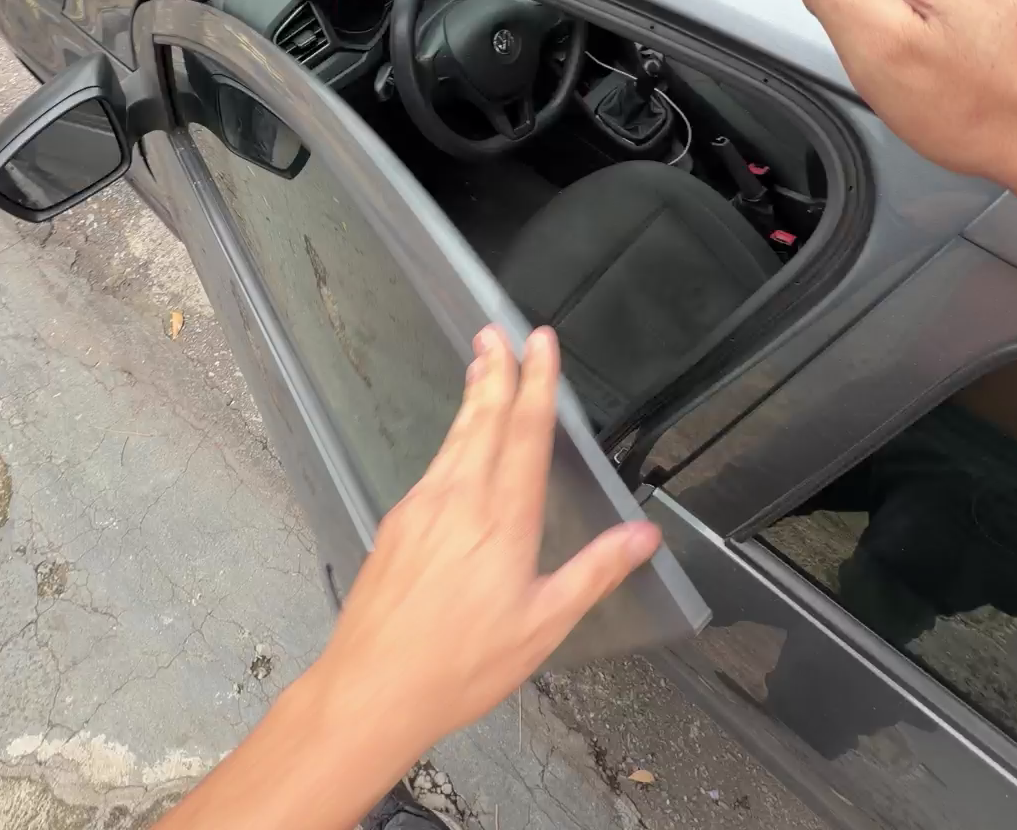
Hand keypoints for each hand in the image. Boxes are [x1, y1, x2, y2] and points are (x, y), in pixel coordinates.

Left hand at [302, 325, 660, 758]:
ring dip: (472, 395)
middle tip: (496, 330)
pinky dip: (453, 434)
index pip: (525, 433)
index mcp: (503, 519)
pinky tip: (457, 438)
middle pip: (483, 419)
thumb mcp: (544, 625)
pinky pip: (434, 463)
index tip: (540, 342)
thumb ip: (595, 572)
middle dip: (495, 369)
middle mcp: (460, 497)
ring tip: (480, 363)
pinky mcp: (398, 518)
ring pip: (455, 435)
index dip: (537, 382)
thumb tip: (645, 535)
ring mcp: (422, 503)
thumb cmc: (462, 662)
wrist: (372, 686)